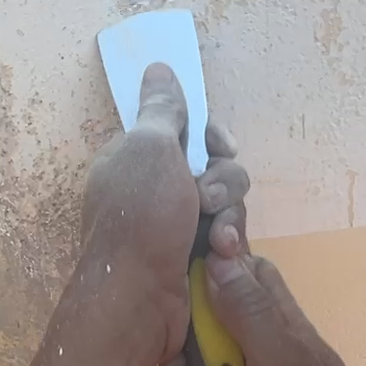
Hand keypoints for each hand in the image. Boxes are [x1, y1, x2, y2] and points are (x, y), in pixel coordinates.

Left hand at [77, 64, 249, 365]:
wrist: (139, 301)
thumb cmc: (140, 218)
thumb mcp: (150, 149)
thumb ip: (162, 109)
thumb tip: (157, 64)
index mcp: (136, 156)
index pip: (185, 129)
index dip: (208, 135)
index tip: (219, 145)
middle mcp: (156, 186)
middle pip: (214, 164)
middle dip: (221, 179)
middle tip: (206, 197)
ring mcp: (175, 223)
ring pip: (226, 199)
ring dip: (228, 212)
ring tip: (217, 237)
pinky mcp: (193, 253)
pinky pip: (226, 232)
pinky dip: (228, 239)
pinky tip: (221, 254)